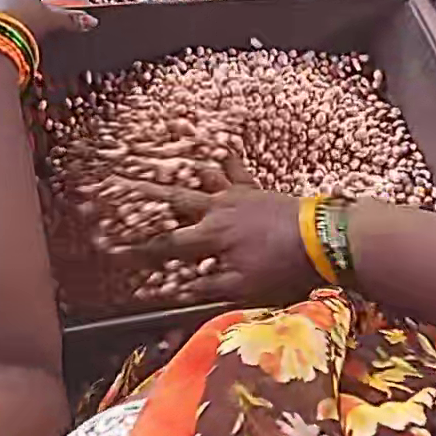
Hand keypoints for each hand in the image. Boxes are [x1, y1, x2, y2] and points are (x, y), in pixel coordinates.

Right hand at [116, 168, 319, 302]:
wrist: (324, 238)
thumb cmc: (282, 266)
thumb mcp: (242, 287)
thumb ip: (205, 287)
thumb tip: (173, 292)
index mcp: (209, 236)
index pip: (165, 245)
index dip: (137, 248)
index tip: (112, 248)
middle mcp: (215, 210)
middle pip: (171, 199)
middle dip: (140, 193)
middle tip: (114, 181)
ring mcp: (234, 195)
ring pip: (198, 176)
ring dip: (176, 166)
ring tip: (156, 155)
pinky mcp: (253, 188)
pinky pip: (233, 167)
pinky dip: (221, 156)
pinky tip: (215, 144)